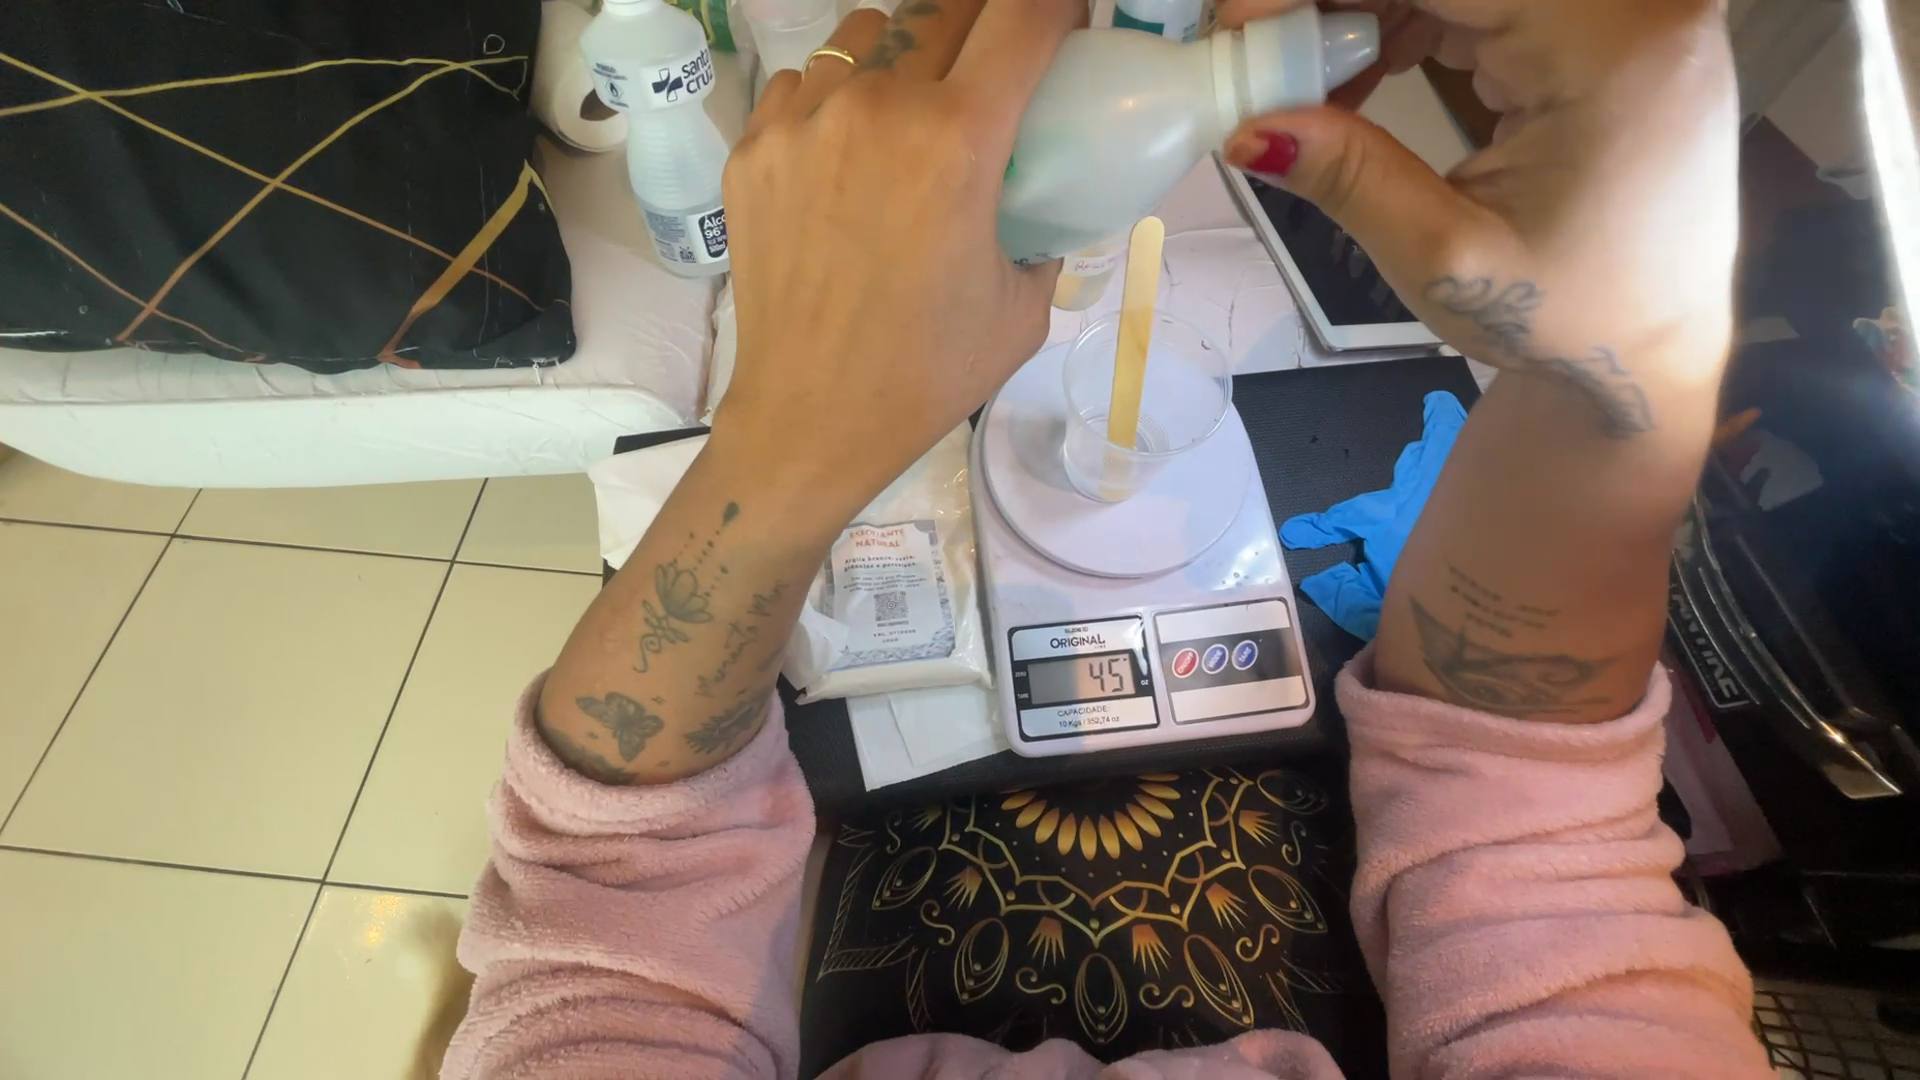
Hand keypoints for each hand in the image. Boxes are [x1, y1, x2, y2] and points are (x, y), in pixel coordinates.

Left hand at [713, 0, 1078, 514]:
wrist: (813, 418)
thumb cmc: (926, 378)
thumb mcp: (1020, 314)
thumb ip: (1040, 240)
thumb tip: (1037, 211)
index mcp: (957, 144)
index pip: (1023, 17)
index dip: (1056, 7)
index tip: (1063, 24)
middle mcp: (877, 109)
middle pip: (944, 8)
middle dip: (983, 25)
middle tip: (991, 72)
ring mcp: (802, 124)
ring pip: (864, 34)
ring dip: (903, 55)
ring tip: (909, 112)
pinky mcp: (752, 152)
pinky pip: (802, 85)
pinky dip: (834, 100)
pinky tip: (844, 155)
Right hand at [1221, 0, 1739, 438]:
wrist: (1643, 335)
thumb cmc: (1557, 312)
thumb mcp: (1439, 254)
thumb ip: (1349, 178)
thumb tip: (1251, 130)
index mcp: (1609, 43)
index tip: (1237, 18)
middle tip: (1252, 48)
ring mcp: (1616, 5)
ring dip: (1362, 11)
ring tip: (1296, 80)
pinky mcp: (1593, 26)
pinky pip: (1479, 0)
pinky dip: (1399, 25)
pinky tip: (1353, 80)